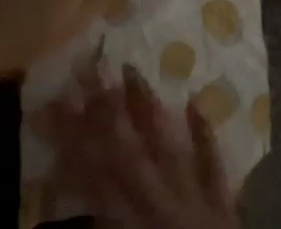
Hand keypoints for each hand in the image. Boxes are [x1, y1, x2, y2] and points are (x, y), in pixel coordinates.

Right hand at [46, 65, 240, 228]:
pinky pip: (215, 168)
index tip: (56, 102)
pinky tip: (194, 102)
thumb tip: (73, 206)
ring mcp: (197, 204)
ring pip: (168, 148)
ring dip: (149, 110)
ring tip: (133, 70)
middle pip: (128, 151)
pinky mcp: (224, 210)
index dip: (73, 139)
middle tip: (92, 68)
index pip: (95, 176)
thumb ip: (99, 228)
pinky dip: (205, 136)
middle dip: (108, 110)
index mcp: (131, 228)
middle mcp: (162, 207)